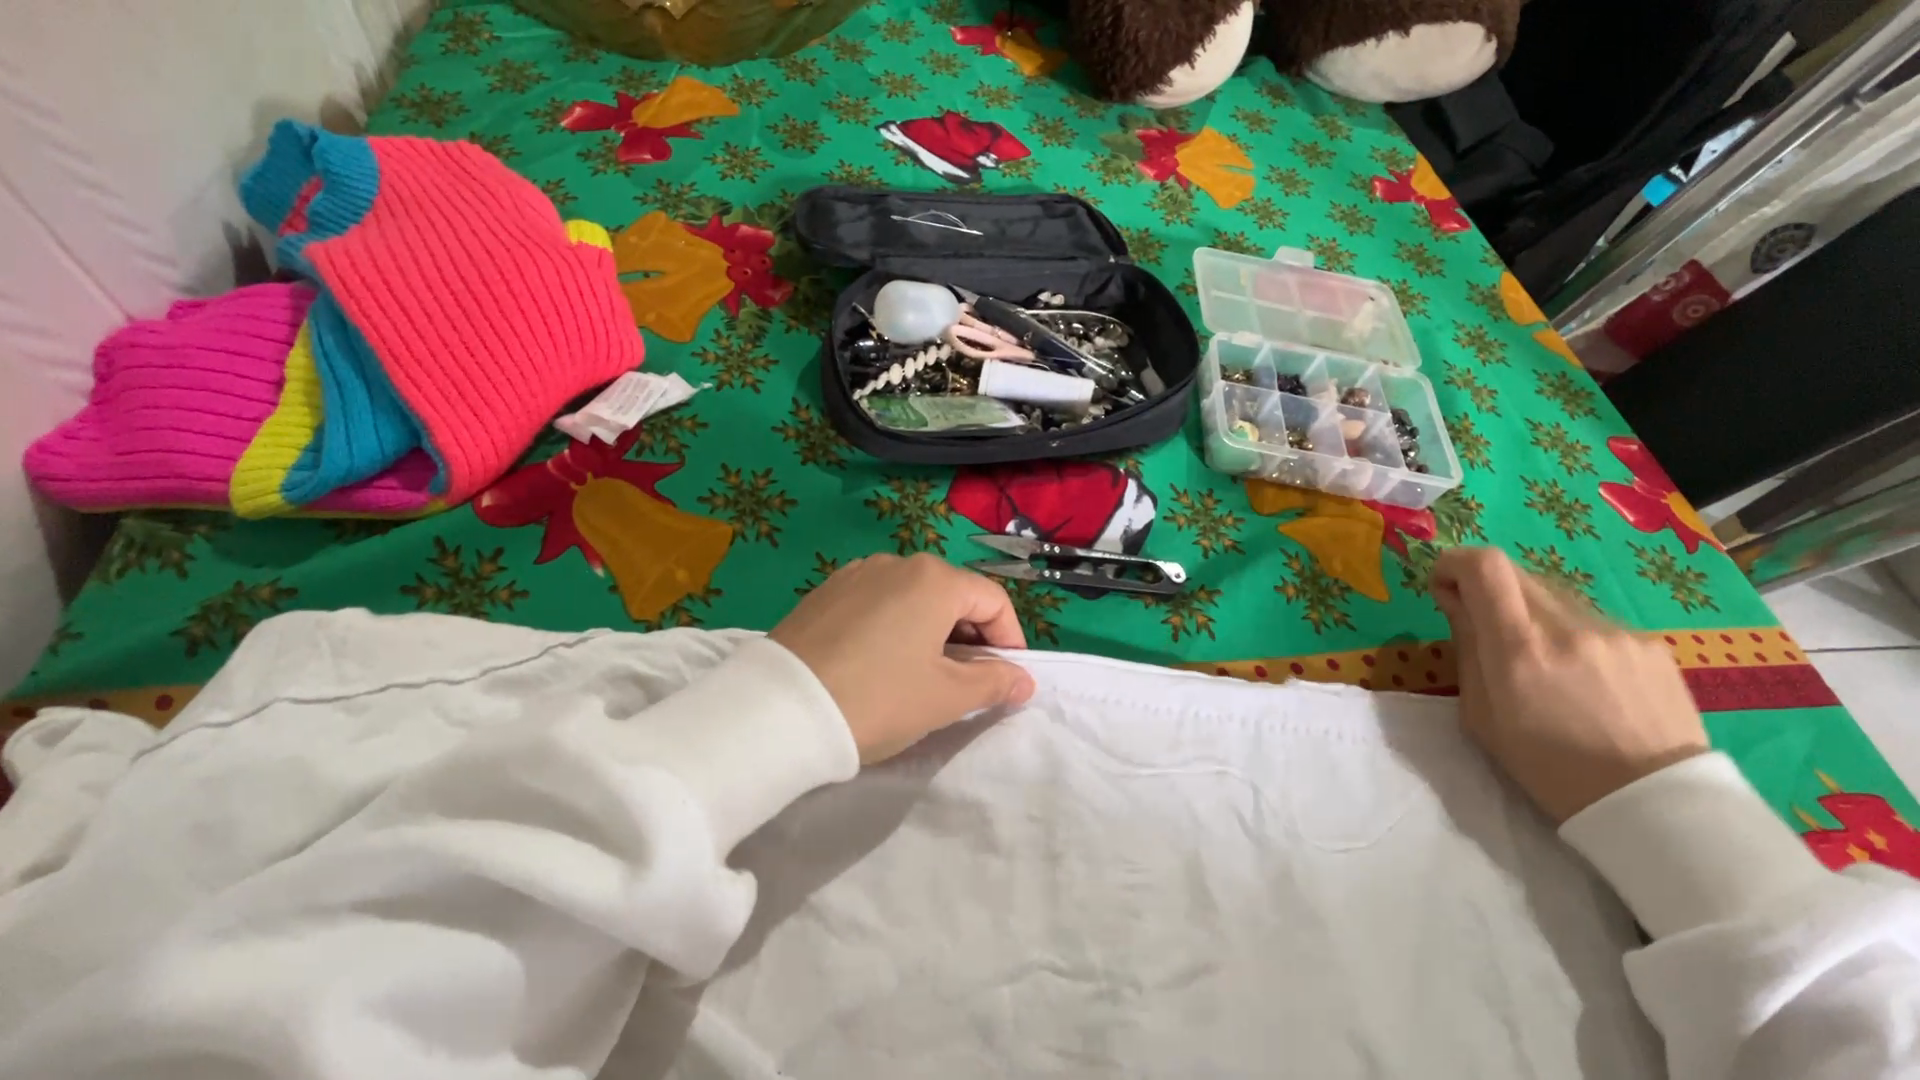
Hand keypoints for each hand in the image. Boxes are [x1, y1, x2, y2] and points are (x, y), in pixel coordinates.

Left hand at [770, 554, 1035, 763]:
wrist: (780, 711)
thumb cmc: (877, 700)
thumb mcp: (945, 697)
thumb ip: (993, 683)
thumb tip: (1023, 680)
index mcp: (933, 579)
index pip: (993, 601)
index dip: (1009, 641)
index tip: (1006, 680)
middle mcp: (896, 563)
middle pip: (952, 595)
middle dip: (970, 637)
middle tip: (966, 682)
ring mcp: (855, 574)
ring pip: (913, 598)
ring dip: (931, 632)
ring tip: (922, 675)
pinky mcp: (824, 593)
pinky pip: (877, 603)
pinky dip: (894, 628)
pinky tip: (881, 664)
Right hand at [1432, 547, 1708, 822]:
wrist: (1652, 801)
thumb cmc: (1547, 767)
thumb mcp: (1481, 715)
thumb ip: (1467, 648)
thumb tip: (1457, 601)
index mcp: (1518, 648)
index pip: (1484, 565)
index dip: (1455, 562)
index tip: (1446, 586)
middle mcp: (1567, 626)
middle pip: (1516, 573)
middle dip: (1490, 590)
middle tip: (1486, 626)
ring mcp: (1614, 631)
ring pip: (1556, 597)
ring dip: (1533, 614)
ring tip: (1544, 664)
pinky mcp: (1649, 642)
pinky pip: (1594, 622)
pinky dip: (1575, 637)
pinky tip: (1588, 680)